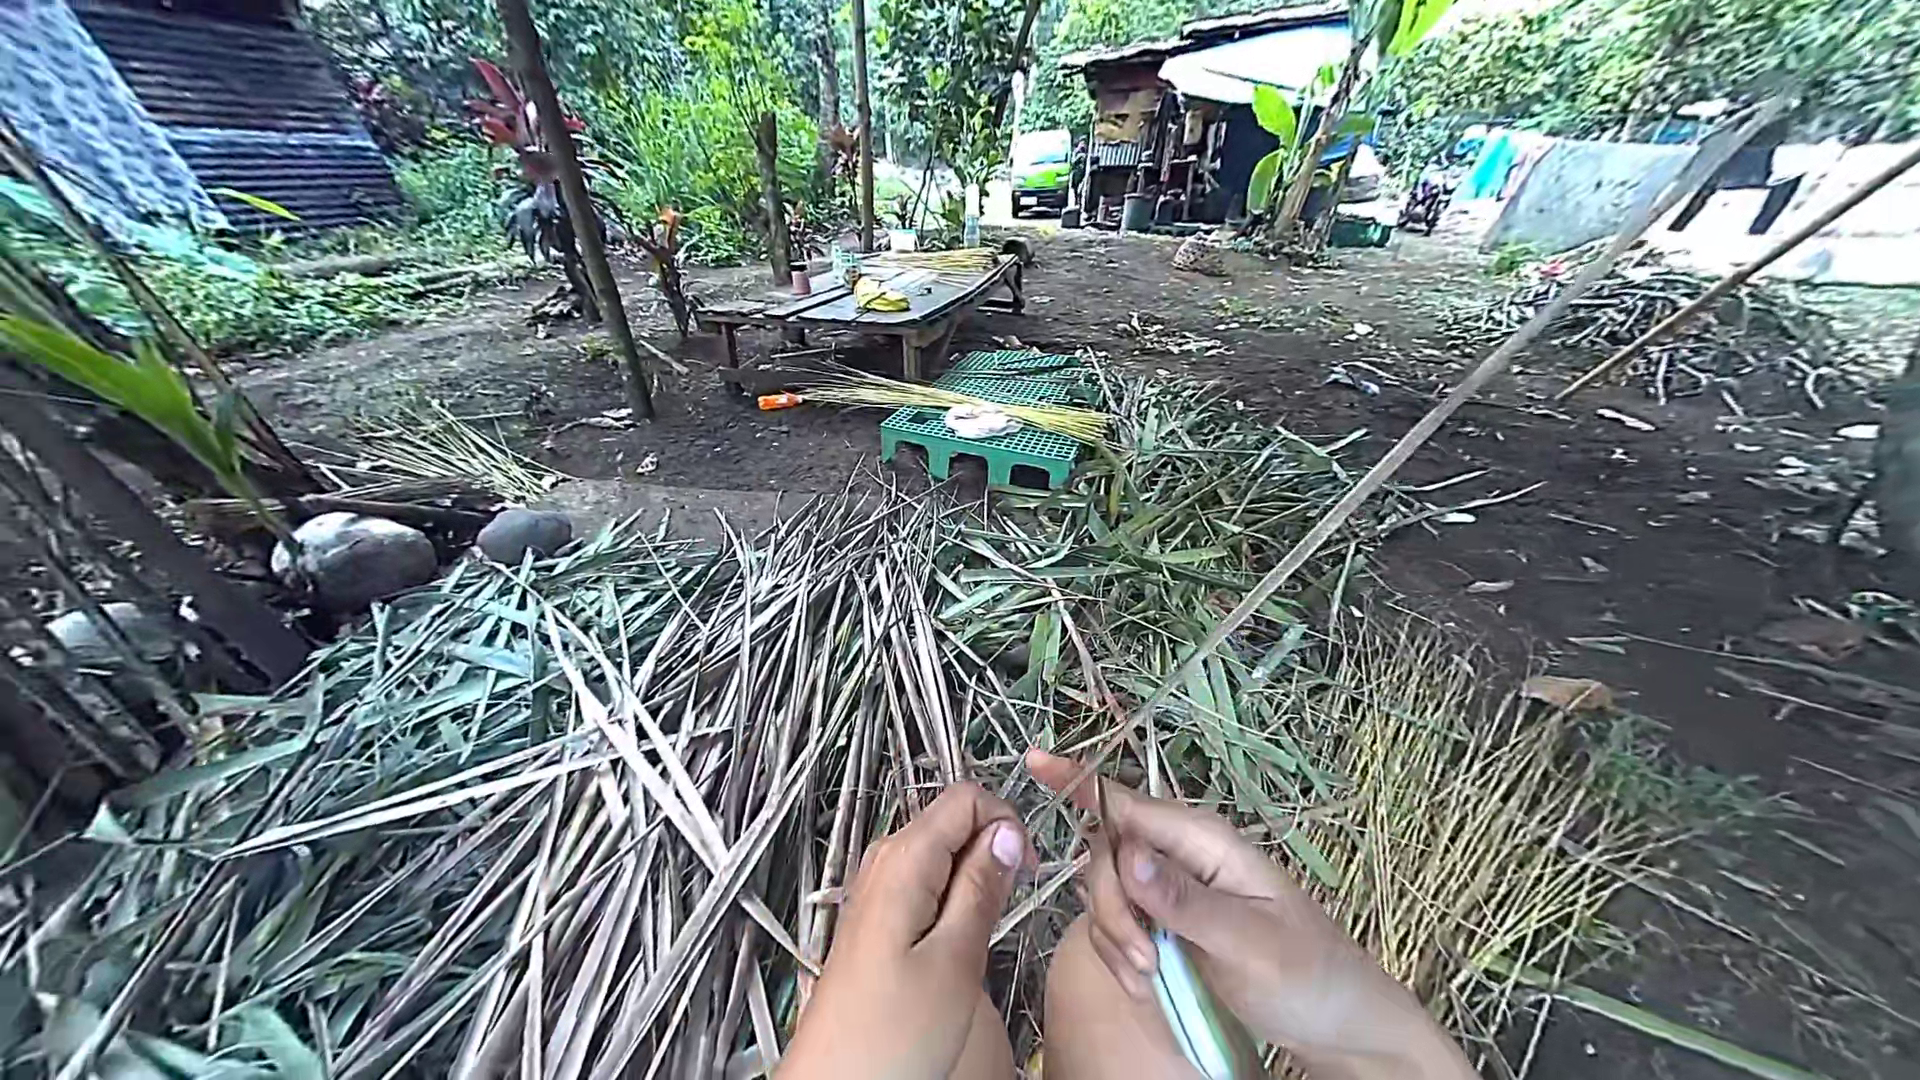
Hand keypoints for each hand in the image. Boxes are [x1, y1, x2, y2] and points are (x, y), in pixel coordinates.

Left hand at [780, 783, 1029, 1079]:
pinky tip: (958, 939)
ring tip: (983, 930)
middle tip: (1007, 904)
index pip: (967, 798)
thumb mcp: (954, 961)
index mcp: (904, 857)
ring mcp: (880, 884)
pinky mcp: (880, 911)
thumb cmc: (888, 1039)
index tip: (1024, 867)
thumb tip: (1006, 832)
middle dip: (992, 848)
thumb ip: (981, 886)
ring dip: (975, 875)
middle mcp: (887, 857)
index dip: (1005, 822)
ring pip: (944, 850)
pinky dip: (954, 895)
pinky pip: (928, 878)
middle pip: (954, 819)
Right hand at [1027, 749, 1473, 1079]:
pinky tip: (1148, 984)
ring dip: (1115, 936)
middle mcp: (1176, 852)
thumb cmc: (1309, 976)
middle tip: (1142, 961)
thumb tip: (1126, 854)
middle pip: (1105, 854)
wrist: (1342, 1027)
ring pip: (1104, 891)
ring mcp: (1166, 886)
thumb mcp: (1251, 944)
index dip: (1077, 780)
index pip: (1126, 801)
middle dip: (1110, 907)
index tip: (1033, 761)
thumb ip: (1183, 899)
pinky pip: (1115, 923)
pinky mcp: (1161, 919)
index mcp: (1200, 838)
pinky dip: (1120, 954)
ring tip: (1153, 979)